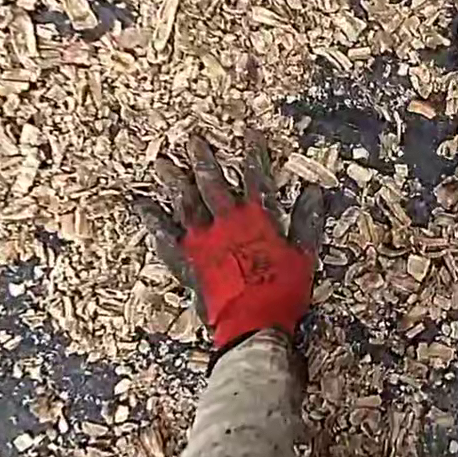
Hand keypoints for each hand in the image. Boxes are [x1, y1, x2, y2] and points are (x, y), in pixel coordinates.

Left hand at [135, 130, 325, 351]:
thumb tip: (315, 192)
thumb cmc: (280, 290)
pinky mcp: (186, 260)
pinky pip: (165, 236)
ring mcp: (203, 240)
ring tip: (161, 162)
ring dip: (174, 180)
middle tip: (191, 139)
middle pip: (212, 183)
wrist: (253, 324)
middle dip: (203, 159)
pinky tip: (142, 205)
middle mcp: (227, 222)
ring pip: (185, 202)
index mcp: (257, 218)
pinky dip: (153, 220)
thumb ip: (308, 222)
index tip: (249, 132)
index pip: (256, 177)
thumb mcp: (304, 255)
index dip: (254, 153)